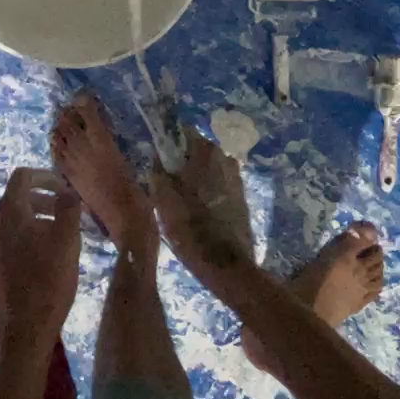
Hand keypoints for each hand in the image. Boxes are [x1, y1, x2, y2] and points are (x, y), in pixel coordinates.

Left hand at [0, 167, 81, 348]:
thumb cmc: (46, 283)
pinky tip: (43, 260)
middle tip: (66, 213)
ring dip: (35, 220)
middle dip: (43, 199)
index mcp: (8, 211)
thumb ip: (68, 207)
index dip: (45, 176)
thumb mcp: (67, 241)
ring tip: (59, 238)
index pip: (22, 176)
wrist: (18, 334)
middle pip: (17, 198)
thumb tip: (66, 190)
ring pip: (13, 221)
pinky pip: (8, 240)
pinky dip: (25, 238)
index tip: (64, 189)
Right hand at [151, 131, 254, 288]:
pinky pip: (217, 185)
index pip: (182, 131)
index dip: (167, 143)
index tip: (158, 159)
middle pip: (196, 151)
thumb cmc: (190, 228)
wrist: (226, 267)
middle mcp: (225, 158)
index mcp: (206, 152)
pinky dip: (206, 192)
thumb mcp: (162, 198)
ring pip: (207, 169)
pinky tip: (197, 211)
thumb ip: (158, 171)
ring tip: (180, 201)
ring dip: (194, 178)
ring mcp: (236, 178)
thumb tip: (158, 158)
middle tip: (165, 183)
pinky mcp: (242, 198)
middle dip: (181, 162)